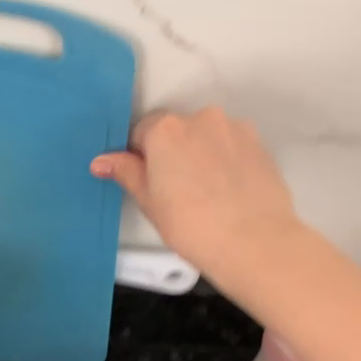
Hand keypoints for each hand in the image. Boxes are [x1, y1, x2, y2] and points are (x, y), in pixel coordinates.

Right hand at [90, 108, 302, 273]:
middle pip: (175, 130)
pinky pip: (231, 146)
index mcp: (166, 129)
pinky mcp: (259, 144)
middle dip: (172, 153)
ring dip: (200, 154)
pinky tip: (227, 191)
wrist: (254, 241)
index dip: (140, 157)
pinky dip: (225, 161)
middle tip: (174, 190)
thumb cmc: (190, 224)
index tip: (147, 182)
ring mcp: (234, 128)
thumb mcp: (149, 201)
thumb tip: (101, 161)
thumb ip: (126, 172)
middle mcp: (201, 118)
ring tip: (205, 192)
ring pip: (206, 137)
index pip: (141, 132)